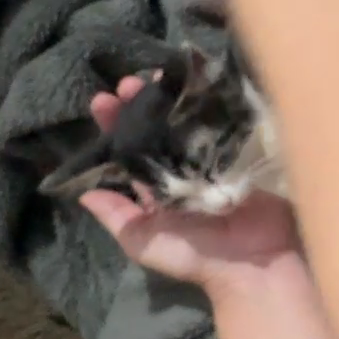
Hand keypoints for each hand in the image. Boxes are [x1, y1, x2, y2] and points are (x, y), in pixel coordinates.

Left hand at [78, 74, 302, 293]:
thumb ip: (117, 218)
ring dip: (175, 101)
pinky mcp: (242, 158)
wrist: (256, 262)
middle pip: (157, 132)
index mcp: (155, 193)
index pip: (127, 154)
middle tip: (132, 82)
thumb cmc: (199, 256)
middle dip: (142, 107)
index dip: (114, 127)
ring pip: (188, 126)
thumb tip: (83, 193)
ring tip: (162, 76)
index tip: (104, 100)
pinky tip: (203, 88)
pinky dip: (213, 109)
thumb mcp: (144, 242)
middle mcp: (181, 174)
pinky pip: (223, 130)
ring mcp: (214, 164)